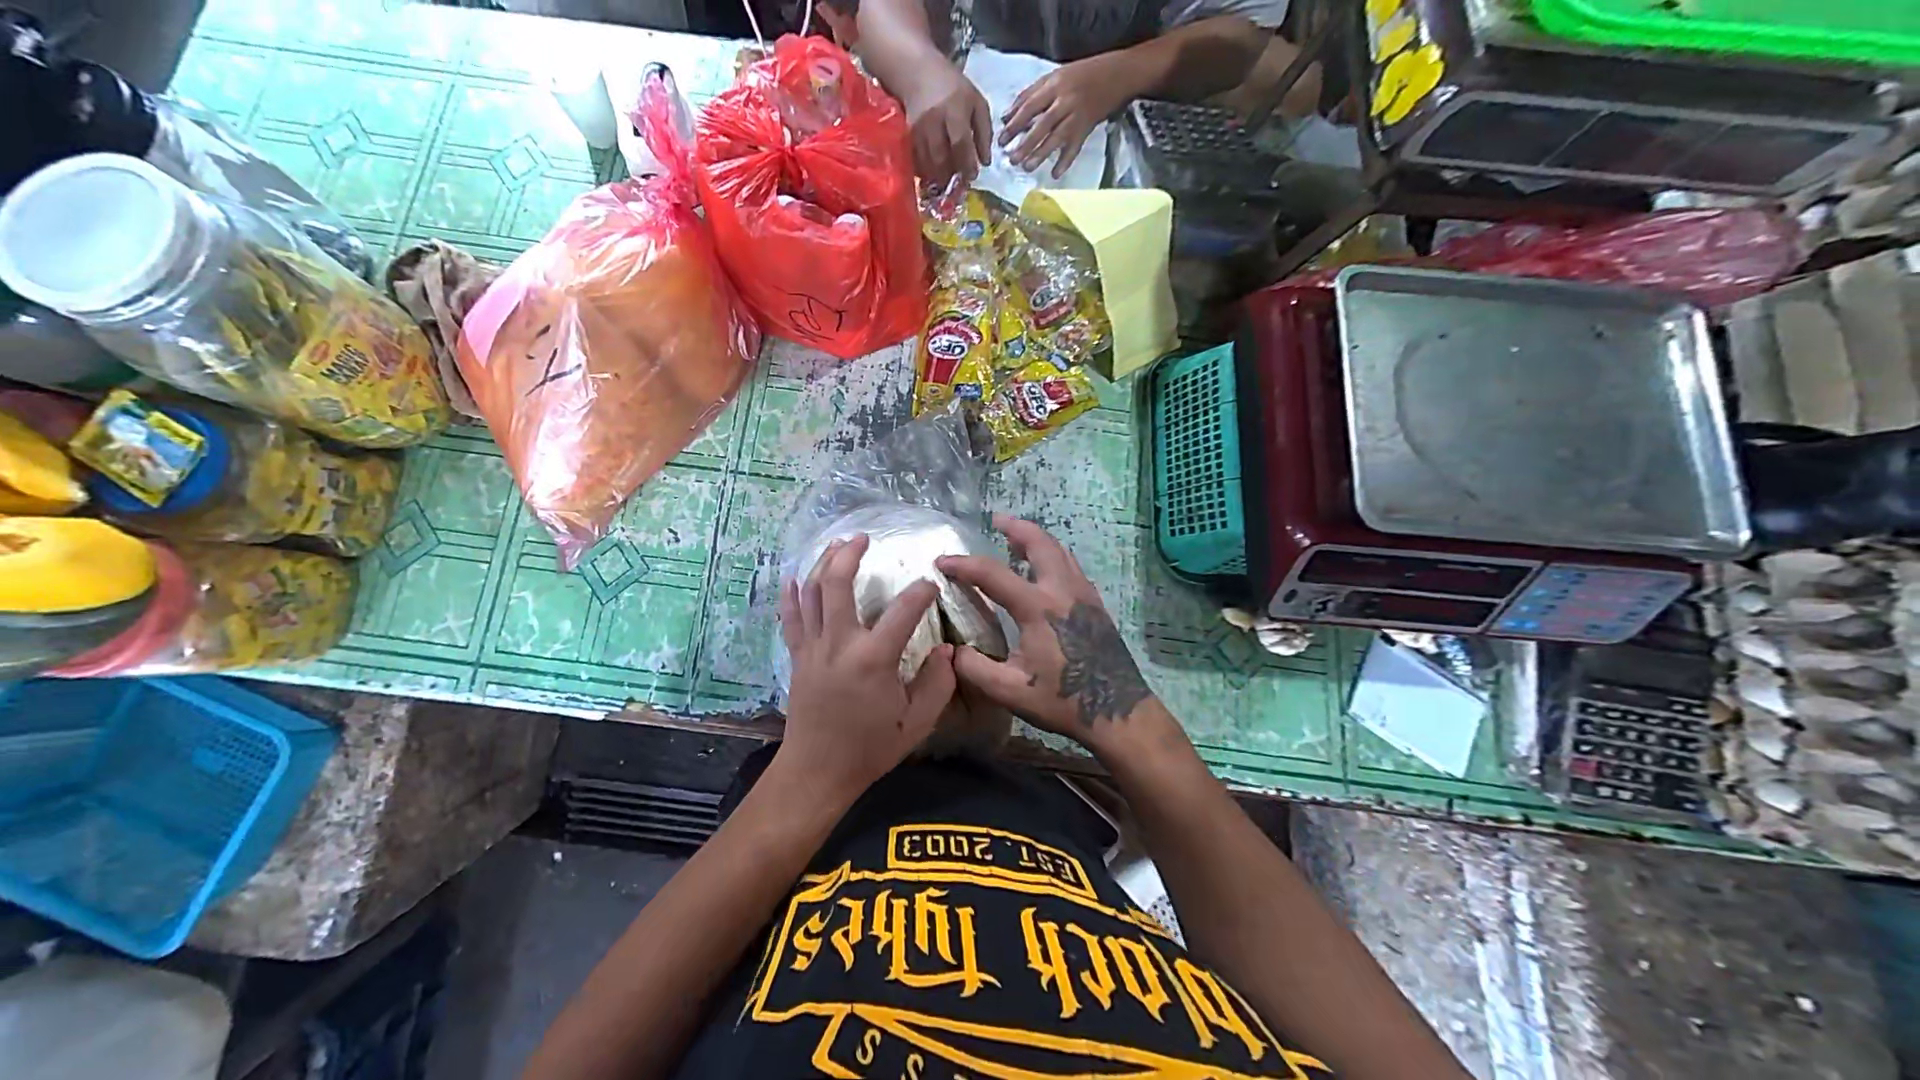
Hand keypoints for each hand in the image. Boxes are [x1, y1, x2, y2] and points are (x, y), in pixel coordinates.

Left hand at [778, 533, 957, 802]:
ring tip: (837, 544)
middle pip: (837, 585)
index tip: (931, 585)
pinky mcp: (798, 657)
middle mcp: (839, 645)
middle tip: (864, 538)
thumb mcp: (917, 722)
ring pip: (811, 594)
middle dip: (850, 556)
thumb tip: (948, 651)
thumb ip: (938, 683)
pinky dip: (792, 595)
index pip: (903, 611)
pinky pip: (791, 618)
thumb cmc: (870, 748)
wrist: (818, 771)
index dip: (921, 592)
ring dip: (823, 564)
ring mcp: (813, 649)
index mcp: (873, 660)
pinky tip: (795, 576)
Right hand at [899, 61, 993, 185]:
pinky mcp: (907, 134)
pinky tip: (934, 172)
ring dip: (938, 176)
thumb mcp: (976, 102)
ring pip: (927, 162)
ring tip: (947, 179)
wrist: (919, 74)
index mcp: (954, 109)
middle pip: (941, 157)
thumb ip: (984, 131)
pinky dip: (926, 171)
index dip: (967, 164)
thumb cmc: (954, 89)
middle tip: (959, 182)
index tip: (973, 176)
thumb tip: (985, 162)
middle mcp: (934, 119)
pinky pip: (916, 160)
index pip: (960, 143)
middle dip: (951, 174)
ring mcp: (918, 128)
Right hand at [936, 515, 1153, 743]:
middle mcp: (1063, 591)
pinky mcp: (1097, 605)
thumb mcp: (1010, 691)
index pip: (992, 573)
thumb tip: (953, 650)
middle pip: (1040, 543)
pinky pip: (1072, 567)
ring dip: (1037, 539)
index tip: (942, 561)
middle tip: (996, 521)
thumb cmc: (1063, 701)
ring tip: (1017, 540)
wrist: (1118, 710)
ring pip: (1060, 551)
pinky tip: (1045, 571)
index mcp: (1038, 607)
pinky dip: (1053, 556)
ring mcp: (1085, 595)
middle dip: (1015, 527)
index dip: (963, 564)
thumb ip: (975, 669)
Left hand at [1001, 54, 1133, 178]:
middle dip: (1026, 143)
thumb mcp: (1055, 76)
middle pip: (1042, 125)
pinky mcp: (1087, 128)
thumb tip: (1007, 115)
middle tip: (1012, 159)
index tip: (1002, 139)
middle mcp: (1066, 101)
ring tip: (1027, 167)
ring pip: (1057, 137)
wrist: (1118, 74)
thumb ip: (1030, 94)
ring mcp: (1077, 116)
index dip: (1015, 124)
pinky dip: (1065, 161)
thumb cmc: (1082, 74)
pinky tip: (1055, 174)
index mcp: (1055, 85)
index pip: (1030, 107)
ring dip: (1042, 153)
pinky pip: (1075, 147)